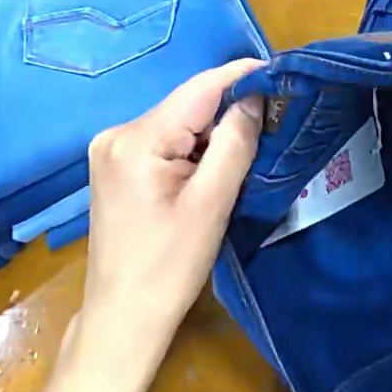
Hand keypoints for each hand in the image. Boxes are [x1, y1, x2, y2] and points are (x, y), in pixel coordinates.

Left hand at [76, 59, 266, 379]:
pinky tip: (214, 165)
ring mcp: (112, 148)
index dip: (240, 75)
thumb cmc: (169, 268)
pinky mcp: (117, 164)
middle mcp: (118, 133)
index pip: (199, 90)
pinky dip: (194, 146)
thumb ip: (235, 142)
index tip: (279, 70)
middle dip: (230, 109)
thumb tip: (256, 97)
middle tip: (274, 118)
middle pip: (188, 105)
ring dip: (213, 130)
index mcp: (136, 140)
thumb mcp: (211, 203)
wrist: (121, 320)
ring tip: (250, 145)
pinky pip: (166, 139)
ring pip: (179, 122)